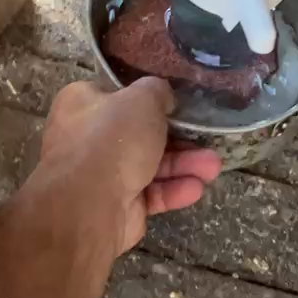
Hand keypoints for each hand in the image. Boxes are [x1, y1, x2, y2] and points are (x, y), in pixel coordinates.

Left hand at [31, 78, 223, 254]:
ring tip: (213, 168)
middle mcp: (89, 138)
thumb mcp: (142, 98)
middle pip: (142, 134)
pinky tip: (196, 188)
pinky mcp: (119, 205)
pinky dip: (174, 190)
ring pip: (152, 165)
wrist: (88, 206)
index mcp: (83, 104)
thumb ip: (157, 91)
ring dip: (185, 165)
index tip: (178, 103)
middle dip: (180, 139)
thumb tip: (164, 98)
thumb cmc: (112, 140)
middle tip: (207, 139)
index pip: (119, 96)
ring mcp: (103, 175)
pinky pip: (152, 193)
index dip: (149, 99)